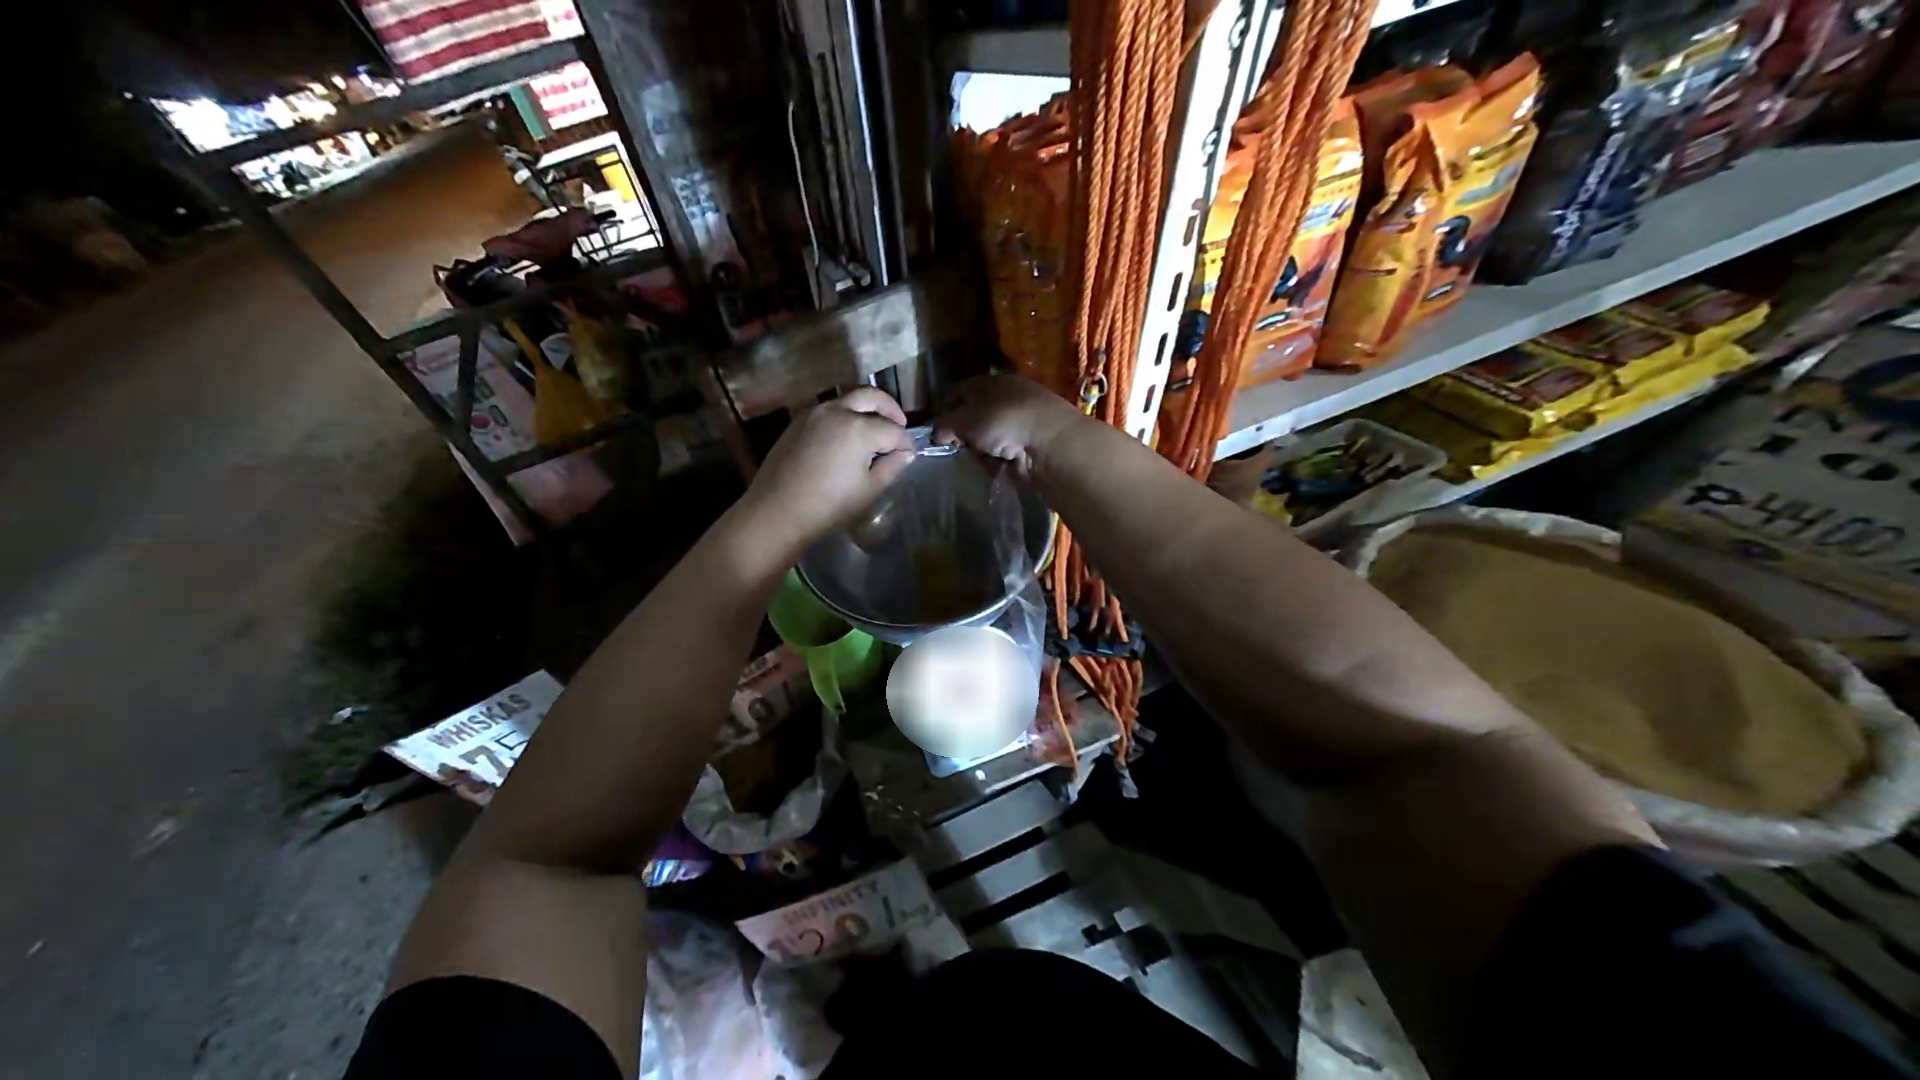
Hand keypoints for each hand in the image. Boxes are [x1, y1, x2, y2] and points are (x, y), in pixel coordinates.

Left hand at [737, 386, 916, 552]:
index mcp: (859, 427)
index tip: (911, 454)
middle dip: (890, 408)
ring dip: (865, 409)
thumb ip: (892, 466)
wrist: (777, 511)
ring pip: (847, 400)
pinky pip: (828, 410)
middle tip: (898, 424)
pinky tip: (845, 439)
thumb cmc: (829, 505)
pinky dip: (844, 416)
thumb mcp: (869, 489)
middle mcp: (837, 411)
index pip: (893, 430)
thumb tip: (905, 452)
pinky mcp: (798, 422)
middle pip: (871, 396)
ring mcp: (814, 413)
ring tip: (872, 432)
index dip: (906, 443)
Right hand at [933, 375, 1084, 475]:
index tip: (938, 430)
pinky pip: (1003, 453)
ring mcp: (1020, 422)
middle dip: (965, 435)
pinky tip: (1000, 466)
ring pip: (987, 439)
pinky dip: (999, 461)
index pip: (961, 391)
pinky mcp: (1030, 444)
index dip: (947, 409)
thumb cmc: (1004, 421)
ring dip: (981, 451)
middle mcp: (1007, 399)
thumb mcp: (965, 420)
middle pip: (973, 418)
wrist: (1050, 443)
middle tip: (961, 446)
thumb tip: (935, 434)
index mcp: (992, 382)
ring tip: (985, 458)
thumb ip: (944, 425)